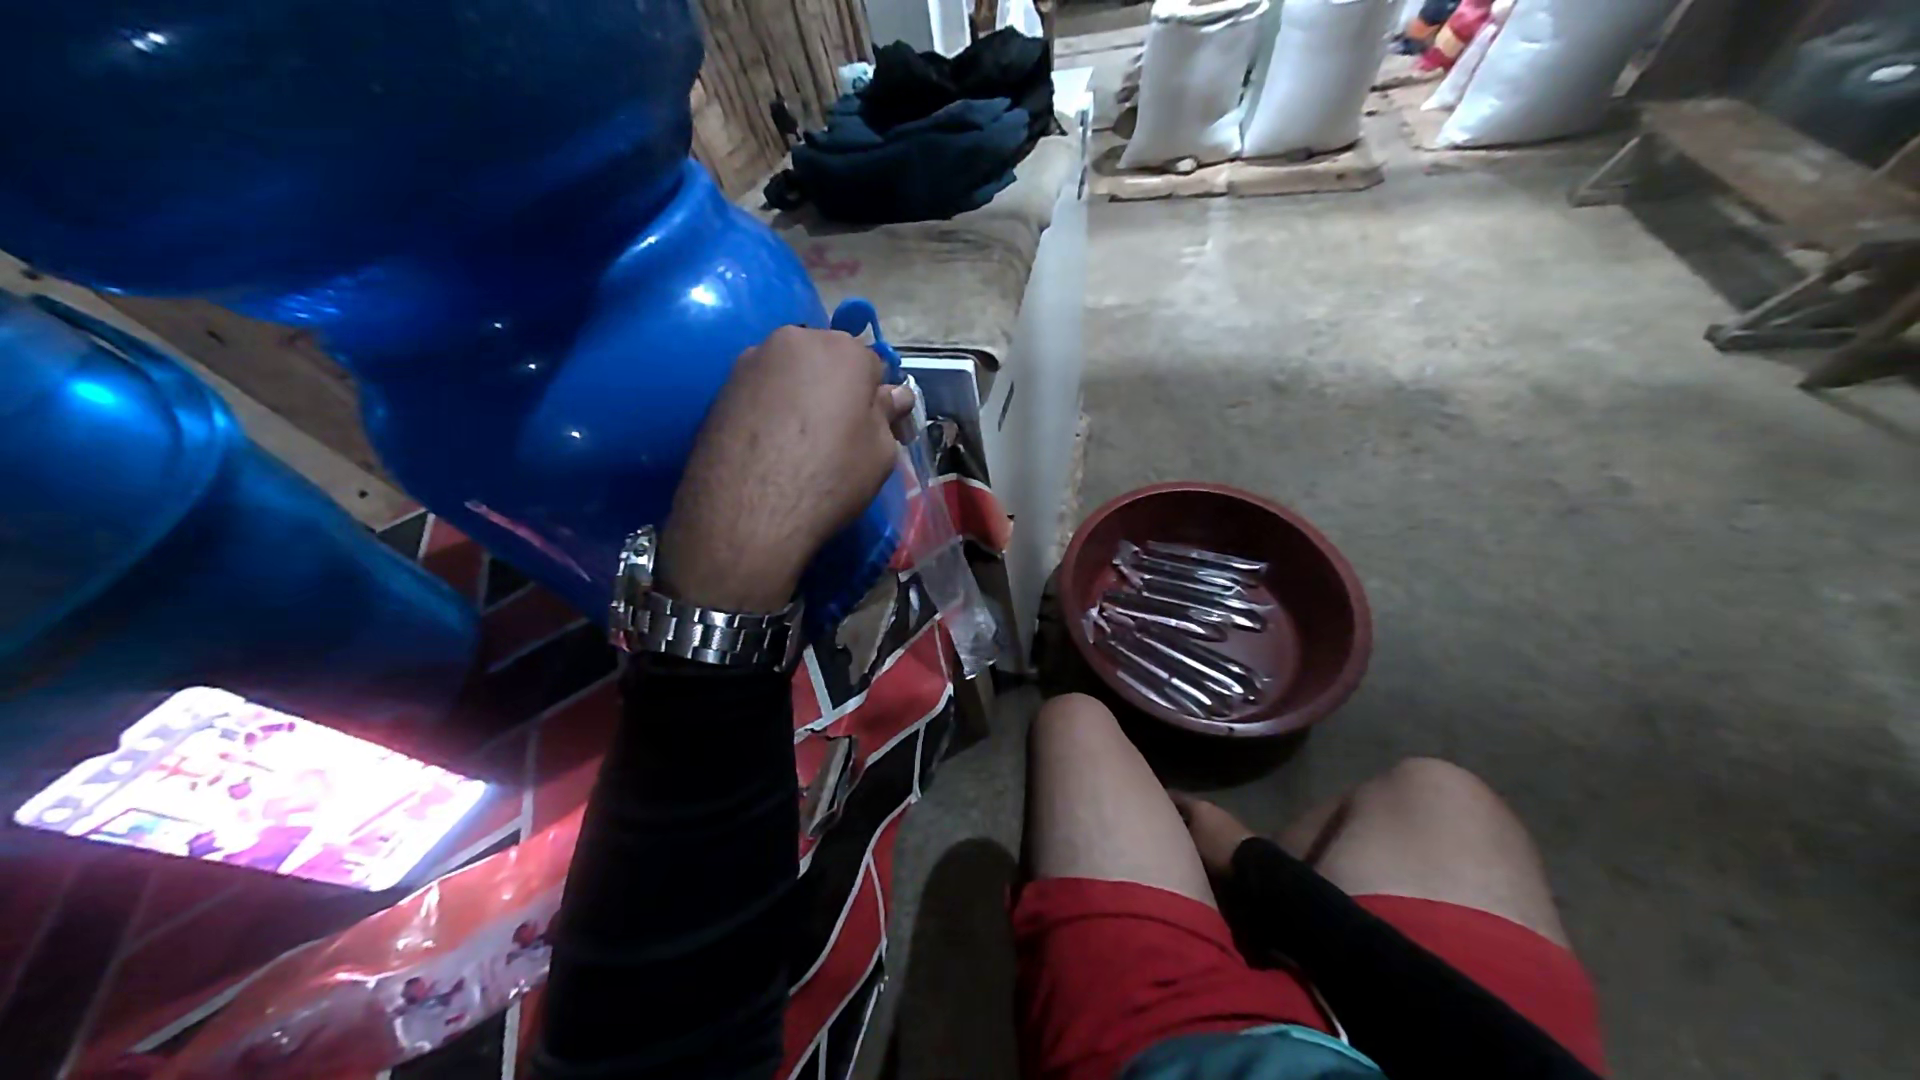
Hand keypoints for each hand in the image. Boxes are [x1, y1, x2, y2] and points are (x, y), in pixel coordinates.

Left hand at [657, 326, 915, 612]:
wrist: (747, 513)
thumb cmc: (829, 477)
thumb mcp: (879, 453)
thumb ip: (886, 415)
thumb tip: (892, 396)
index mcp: (841, 349)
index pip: (871, 364)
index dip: (876, 398)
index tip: (876, 428)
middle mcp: (793, 341)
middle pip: (826, 361)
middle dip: (836, 389)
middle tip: (838, 434)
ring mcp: (750, 362)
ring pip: (790, 374)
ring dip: (801, 397)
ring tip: (801, 443)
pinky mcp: (720, 389)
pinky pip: (761, 393)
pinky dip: (771, 410)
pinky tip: (772, 447)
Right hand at [1169, 792, 1254, 881]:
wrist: (1252, 862)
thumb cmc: (1215, 848)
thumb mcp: (1189, 842)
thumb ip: (1175, 833)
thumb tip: (1163, 829)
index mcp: (1198, 805)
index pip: (1175, 796)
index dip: (1162, 798)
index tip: (1150, 803)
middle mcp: (1211, 808)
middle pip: (1189, 809)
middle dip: (1176, 815)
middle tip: (1160, 824)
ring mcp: (1225, 820)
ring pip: (1201, 820)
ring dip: (1191, 827)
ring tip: (1177, 838)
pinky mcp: (1235, 834)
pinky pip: (1211, 831)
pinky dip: (1203, 836)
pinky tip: (1197, 848)